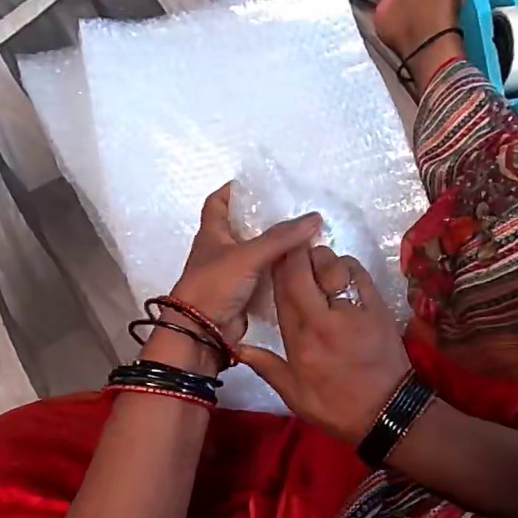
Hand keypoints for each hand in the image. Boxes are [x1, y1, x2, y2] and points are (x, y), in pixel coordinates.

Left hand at [148, 185, 320, 372]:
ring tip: (307, 237)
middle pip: (245, 228)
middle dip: (267, 220)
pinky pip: (265, 278)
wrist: (203, 332)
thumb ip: (281, 237)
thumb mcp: (248, 255)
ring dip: (278, 248)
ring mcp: (232, 274)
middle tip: (296, 213)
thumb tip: (315, 217)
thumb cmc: (214, 286)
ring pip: (258, 254)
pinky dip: (281, 272)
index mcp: (212, 233)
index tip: (258, 185)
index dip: (233, 191)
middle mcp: (221, 251)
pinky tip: (302, 267)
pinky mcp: (244, 295)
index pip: (217, 202)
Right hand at [237, 245, 412, 441]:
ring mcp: (353, 310)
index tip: (273, 255)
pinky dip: (347, 266)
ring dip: (321, 259)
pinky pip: (359, 272)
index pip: (283, 289)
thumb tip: (236, 347)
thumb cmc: (337, 406)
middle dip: (296, 253)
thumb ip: (266, 366)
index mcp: (300, 339)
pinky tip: (342, 274)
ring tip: (318, 266)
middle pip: (304, 268)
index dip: (277, 265)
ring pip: (333, 264)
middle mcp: (323, 319)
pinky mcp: (377, 307)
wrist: (388, 412)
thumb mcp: (294, 395)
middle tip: (293, 251)